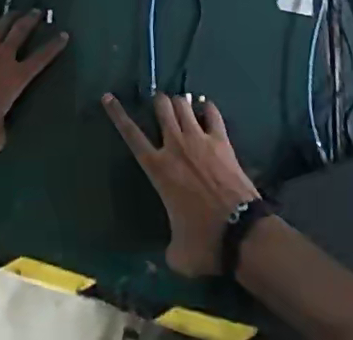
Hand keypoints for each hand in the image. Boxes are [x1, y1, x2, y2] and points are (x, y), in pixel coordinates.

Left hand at [0, 12, 68, 154]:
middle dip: (31, 20)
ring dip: (9, 17)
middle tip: (37, 11)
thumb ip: (2, 126)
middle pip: (20, 32)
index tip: (63, 34)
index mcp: (17, 78)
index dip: (54, 46)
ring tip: (15, 10)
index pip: (41, 57)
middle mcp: (2, 59)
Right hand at [103, 93, 259, 276]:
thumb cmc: (205, 241)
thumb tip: (170, 255)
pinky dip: (208, 109)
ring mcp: (199, 140)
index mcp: (158, 168)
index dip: (117, 113)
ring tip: (181, 108)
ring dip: (180, 104)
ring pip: (183, 105)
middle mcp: (175, 146)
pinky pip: (213, 114)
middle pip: (161, 107)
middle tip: (159, 107)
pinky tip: (206, 111)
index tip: (108, 97)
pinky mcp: (222, 142)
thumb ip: (169, 247)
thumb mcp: (178, 253)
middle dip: (158, 102)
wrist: (244, 234)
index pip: (130, 133)